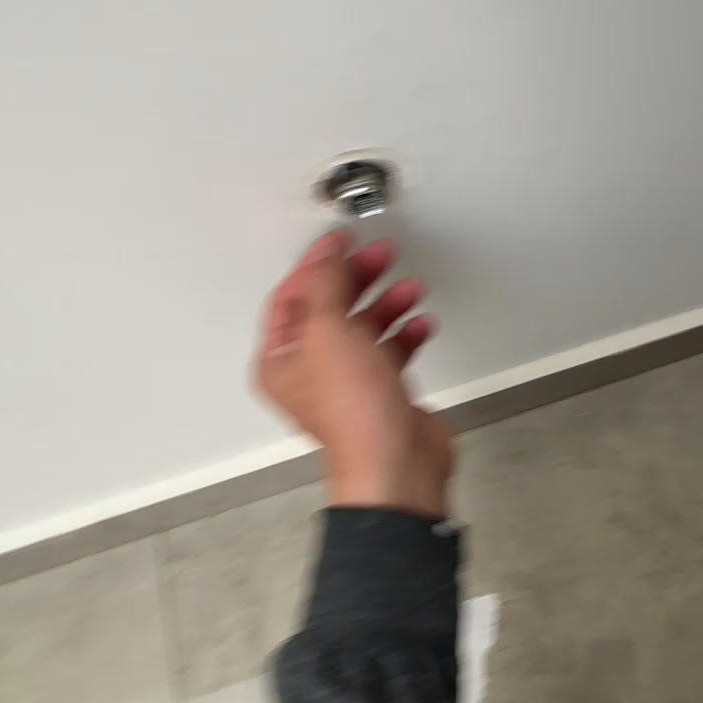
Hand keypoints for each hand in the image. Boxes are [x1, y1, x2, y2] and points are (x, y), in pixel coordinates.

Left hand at [255, 230, 452, 518]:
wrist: (396, 462)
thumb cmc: (355, 413)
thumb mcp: (329, 331)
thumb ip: (325, 284)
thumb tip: (325, 251)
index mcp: (282, 359)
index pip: (291, 297)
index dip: (315, 264)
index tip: (341, 240)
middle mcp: (311, 371)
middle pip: (332, 308)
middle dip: (358, 279)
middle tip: (380, 255)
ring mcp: (349, 382)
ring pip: (365, 328)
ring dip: (388, 304)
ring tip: (409, 287)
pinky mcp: (382, 391)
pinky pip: (392, 350)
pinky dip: (407, 334)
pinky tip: (420, 324)